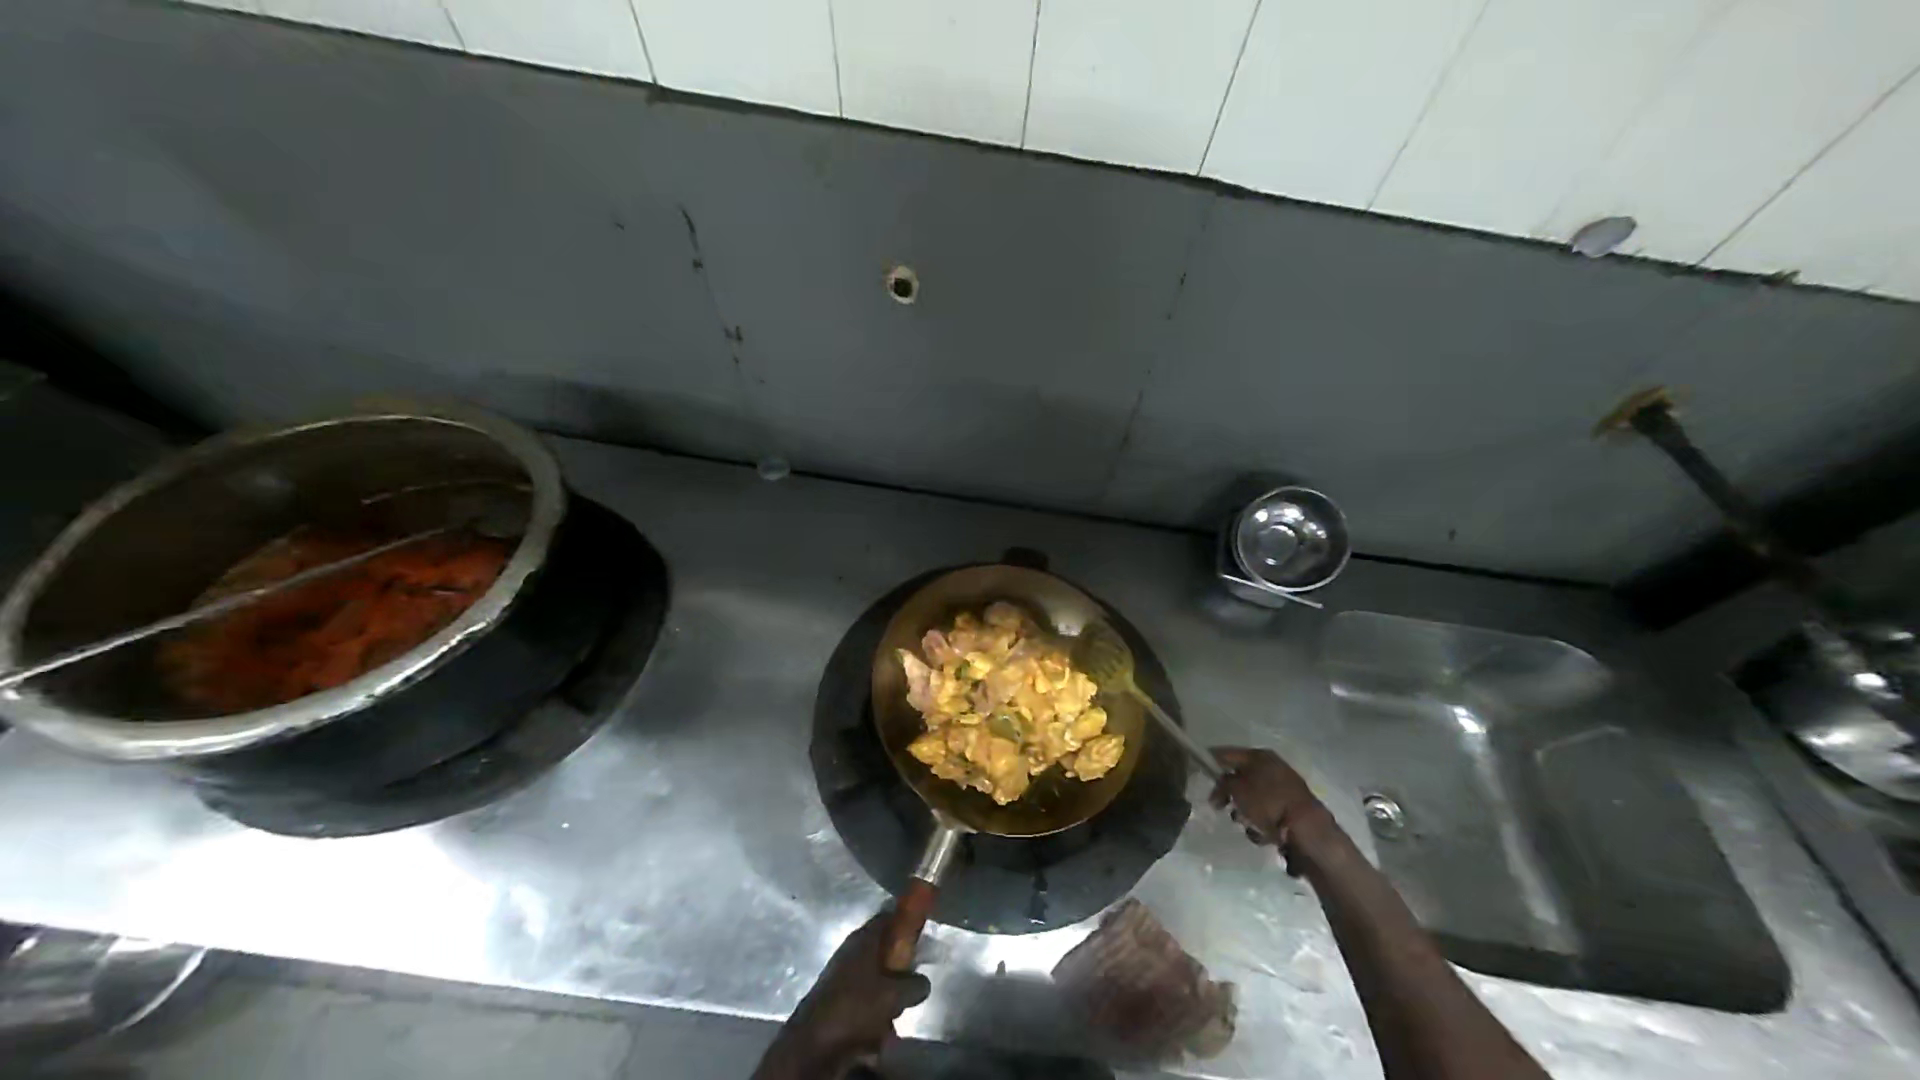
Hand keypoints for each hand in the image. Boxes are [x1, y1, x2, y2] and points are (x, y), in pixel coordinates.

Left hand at [756, 909, 931, 1079]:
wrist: (813, 1042)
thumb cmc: (855, 1007)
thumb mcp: (894, 996)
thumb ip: (914, 985)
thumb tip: (923, 982)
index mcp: (863, 939)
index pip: (888, 916)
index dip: (905, 920)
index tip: (921, 931)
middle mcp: (851, 950)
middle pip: (882, 947)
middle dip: (899, 963)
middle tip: (913, 977)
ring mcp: (842, 974)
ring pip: (874, 975)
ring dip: (887, 990)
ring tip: (897, 1009)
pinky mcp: (836, 998)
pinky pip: (863, 997)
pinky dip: (873, 1009)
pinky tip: (880, 1027)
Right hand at [1209, 747, 1334, 871]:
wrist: (1307, 829)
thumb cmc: (1268, 802)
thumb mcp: (1237, 788)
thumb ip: (1223, 782)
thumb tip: (1220, 783)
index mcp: (1260, 756)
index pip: (1227, 753)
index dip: (1210, 760)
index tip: (1198, 771)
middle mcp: (1273, 767)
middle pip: (1239, 777)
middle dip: (1228, 794)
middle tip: (1218, 806)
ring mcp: (1284, 788)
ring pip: (1252, 798)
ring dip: (1243, 811)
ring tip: (1245, 823)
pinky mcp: (1291, 809)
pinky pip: (1265, 813)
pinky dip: (1260, 822)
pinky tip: (1261, 833)